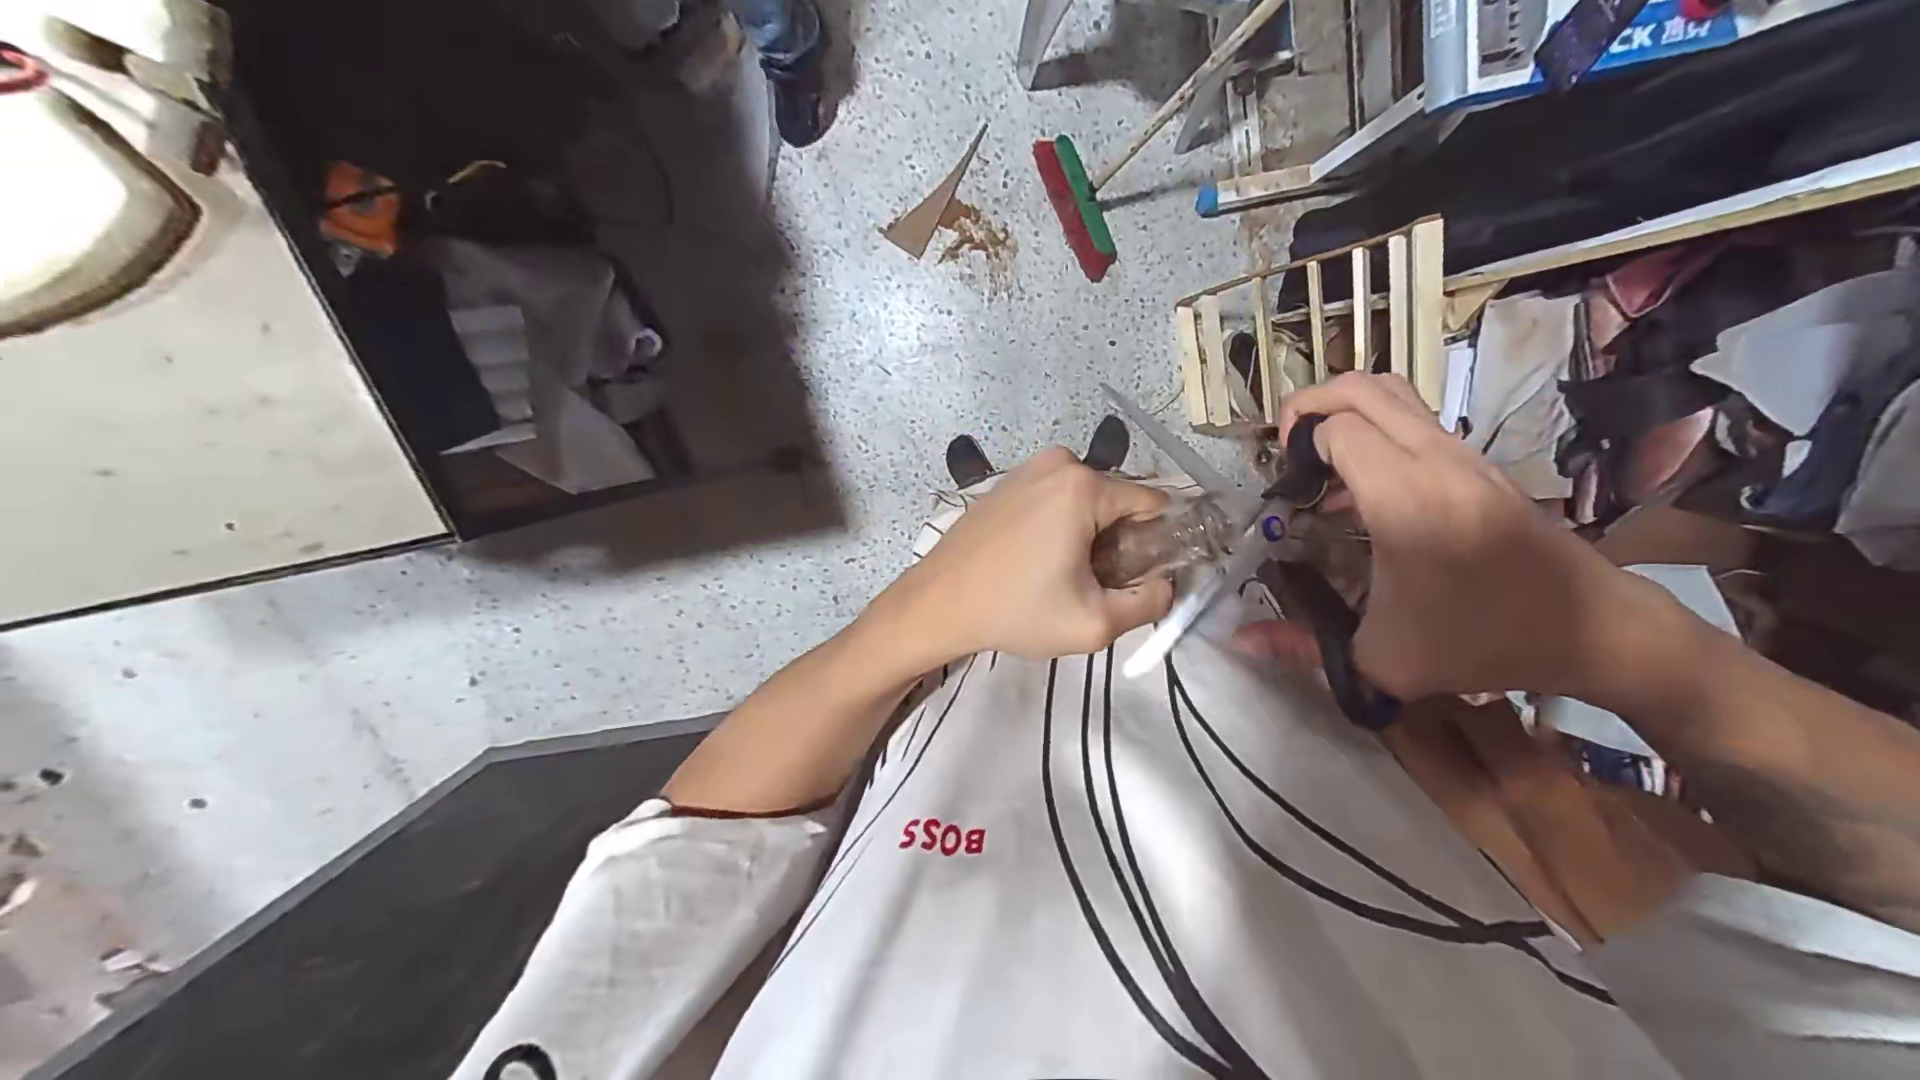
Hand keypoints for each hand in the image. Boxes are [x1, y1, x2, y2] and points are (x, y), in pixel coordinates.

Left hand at [868, 448, 1174, 663]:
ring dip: (1088, 531)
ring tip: (1060, 572)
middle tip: (1091, 581)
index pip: (1152, 502)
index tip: (1133, 576)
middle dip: (1118, 537)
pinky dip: (1058, 523)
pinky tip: (1035, 558)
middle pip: (1117, 499)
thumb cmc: (1015, 611)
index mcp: (1084, 486)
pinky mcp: (1004, 482)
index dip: (1155, 541)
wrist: (937, 603)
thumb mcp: (1094, 624)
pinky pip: (1054, 497)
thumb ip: (1149, 604)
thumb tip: (1168, 585)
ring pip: (1085, 499)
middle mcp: (1058, 463)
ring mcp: (1026, 468)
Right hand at [1275, 373, 1660, 700]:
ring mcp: (1462, 455)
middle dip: (1310, 406)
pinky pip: (1413, 419)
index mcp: (1406, 499)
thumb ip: (1299, 645)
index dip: (1299, 447)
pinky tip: (1359, 489)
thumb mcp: (1379, 658)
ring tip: (1317, 460)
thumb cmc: (1480, 643)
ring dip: (1343, 411)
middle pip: (1362, 388)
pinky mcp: (1477, 462)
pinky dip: (1373, 428)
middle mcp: (1435, 461)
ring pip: (1392, 392)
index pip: (1337, 429)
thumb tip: (1237, 640)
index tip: (1286, 490)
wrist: (1594, 630)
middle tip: (1287, 451)